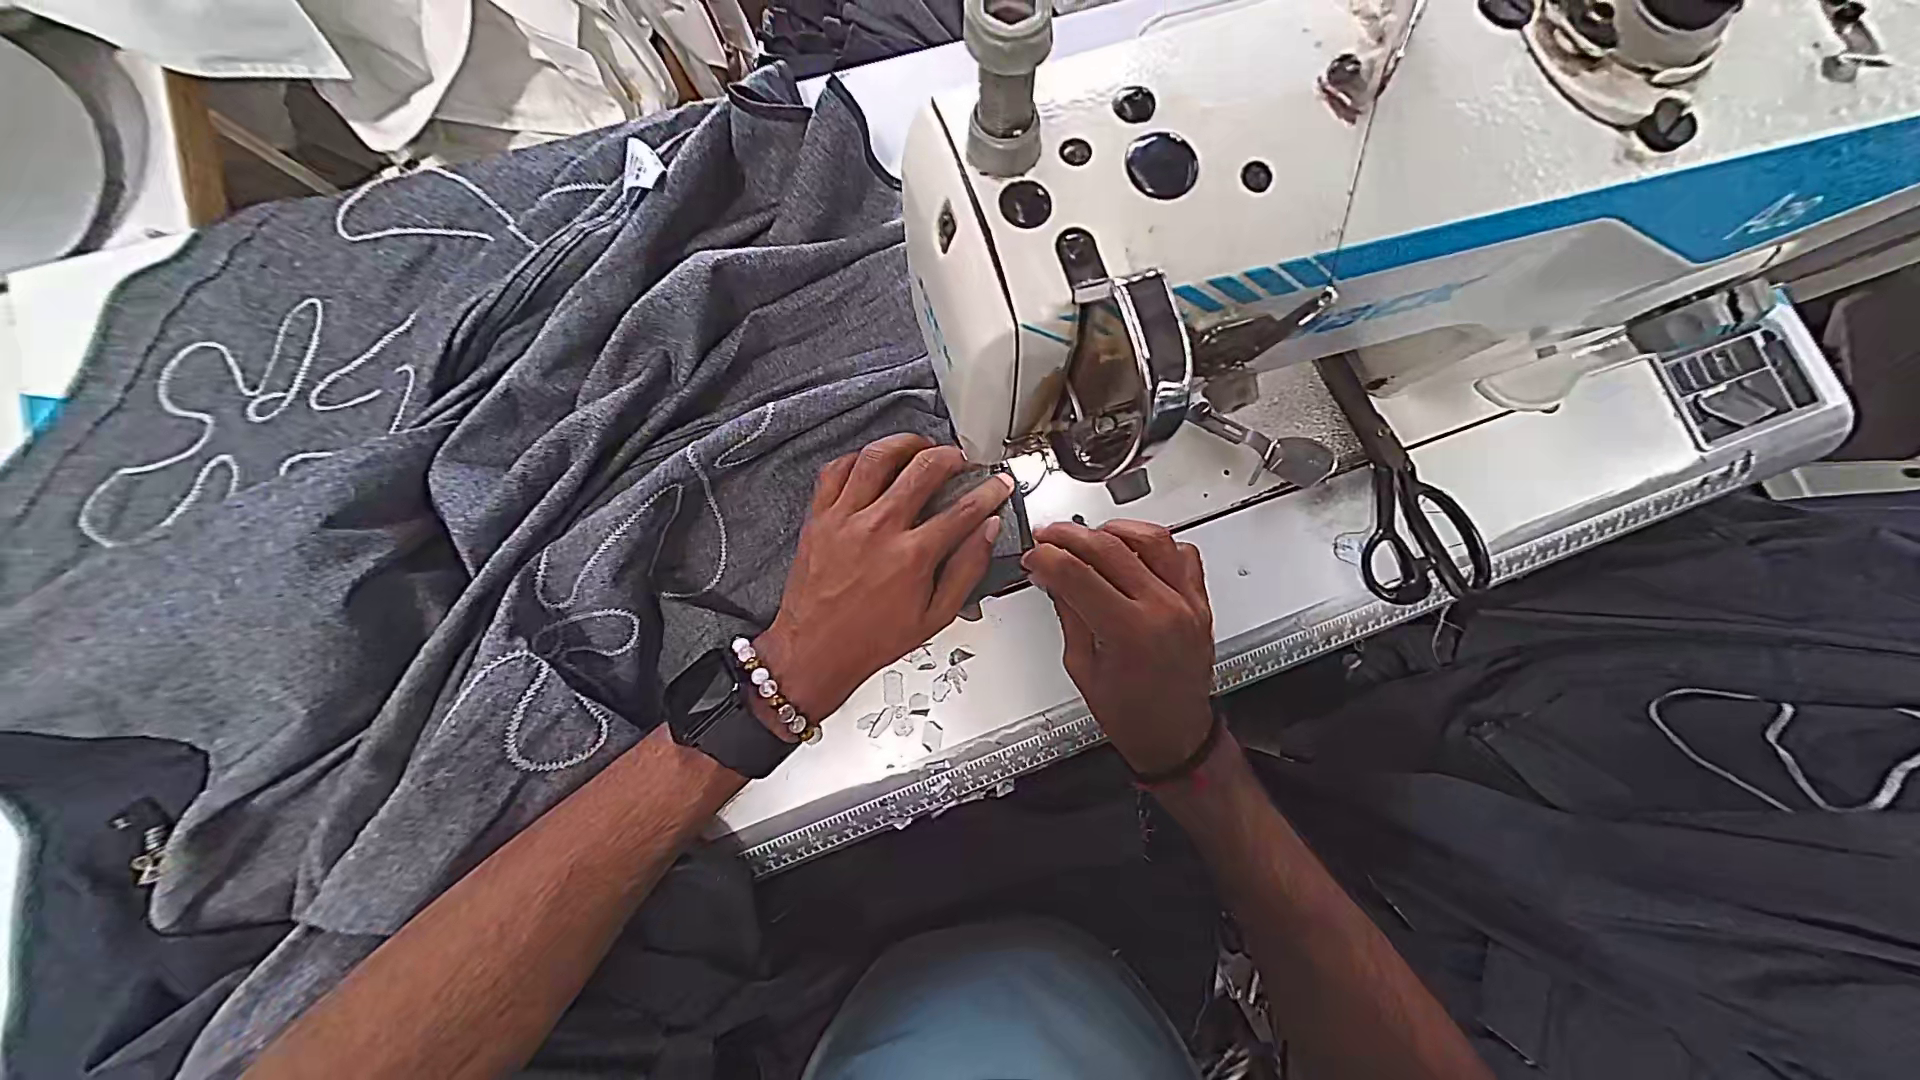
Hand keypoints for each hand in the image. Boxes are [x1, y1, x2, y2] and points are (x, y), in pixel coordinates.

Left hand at [754, 433, 1013, 725]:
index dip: (989, 490)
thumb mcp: (935, 616)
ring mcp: (845, 519)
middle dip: (952, 456)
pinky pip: (836, 470)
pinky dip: (857, 458)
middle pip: (924, 468)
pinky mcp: (819, 518)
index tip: (997, 484)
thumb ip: (967, 568)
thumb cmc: (870, 639)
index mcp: (912, 556)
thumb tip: (986, 532)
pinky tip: (872, 462)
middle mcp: (879, 529)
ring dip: (906, 443)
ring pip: (878, 457)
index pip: (964, 508)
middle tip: (959, 459)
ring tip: (920, 447)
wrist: (815, 651)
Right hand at [1022, 520, 1214, 774]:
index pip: (1076, 573)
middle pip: (1109, 547)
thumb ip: (1068, 613)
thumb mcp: (1082, 666)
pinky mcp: (1200, 602)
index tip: (1034, 555)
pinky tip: (1134, 550)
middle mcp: (1163, 611)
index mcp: (1129, 633)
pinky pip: (1183, 553)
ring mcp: (1187, 603)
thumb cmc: (1133, 716)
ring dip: (1113, 530)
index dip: (1046, 557)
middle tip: (1049, 538)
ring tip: (1089, 536)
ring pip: (1151, 538)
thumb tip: (1051, 575)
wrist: (1177, 737)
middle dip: (1069, 536)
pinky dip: (1155, 544)